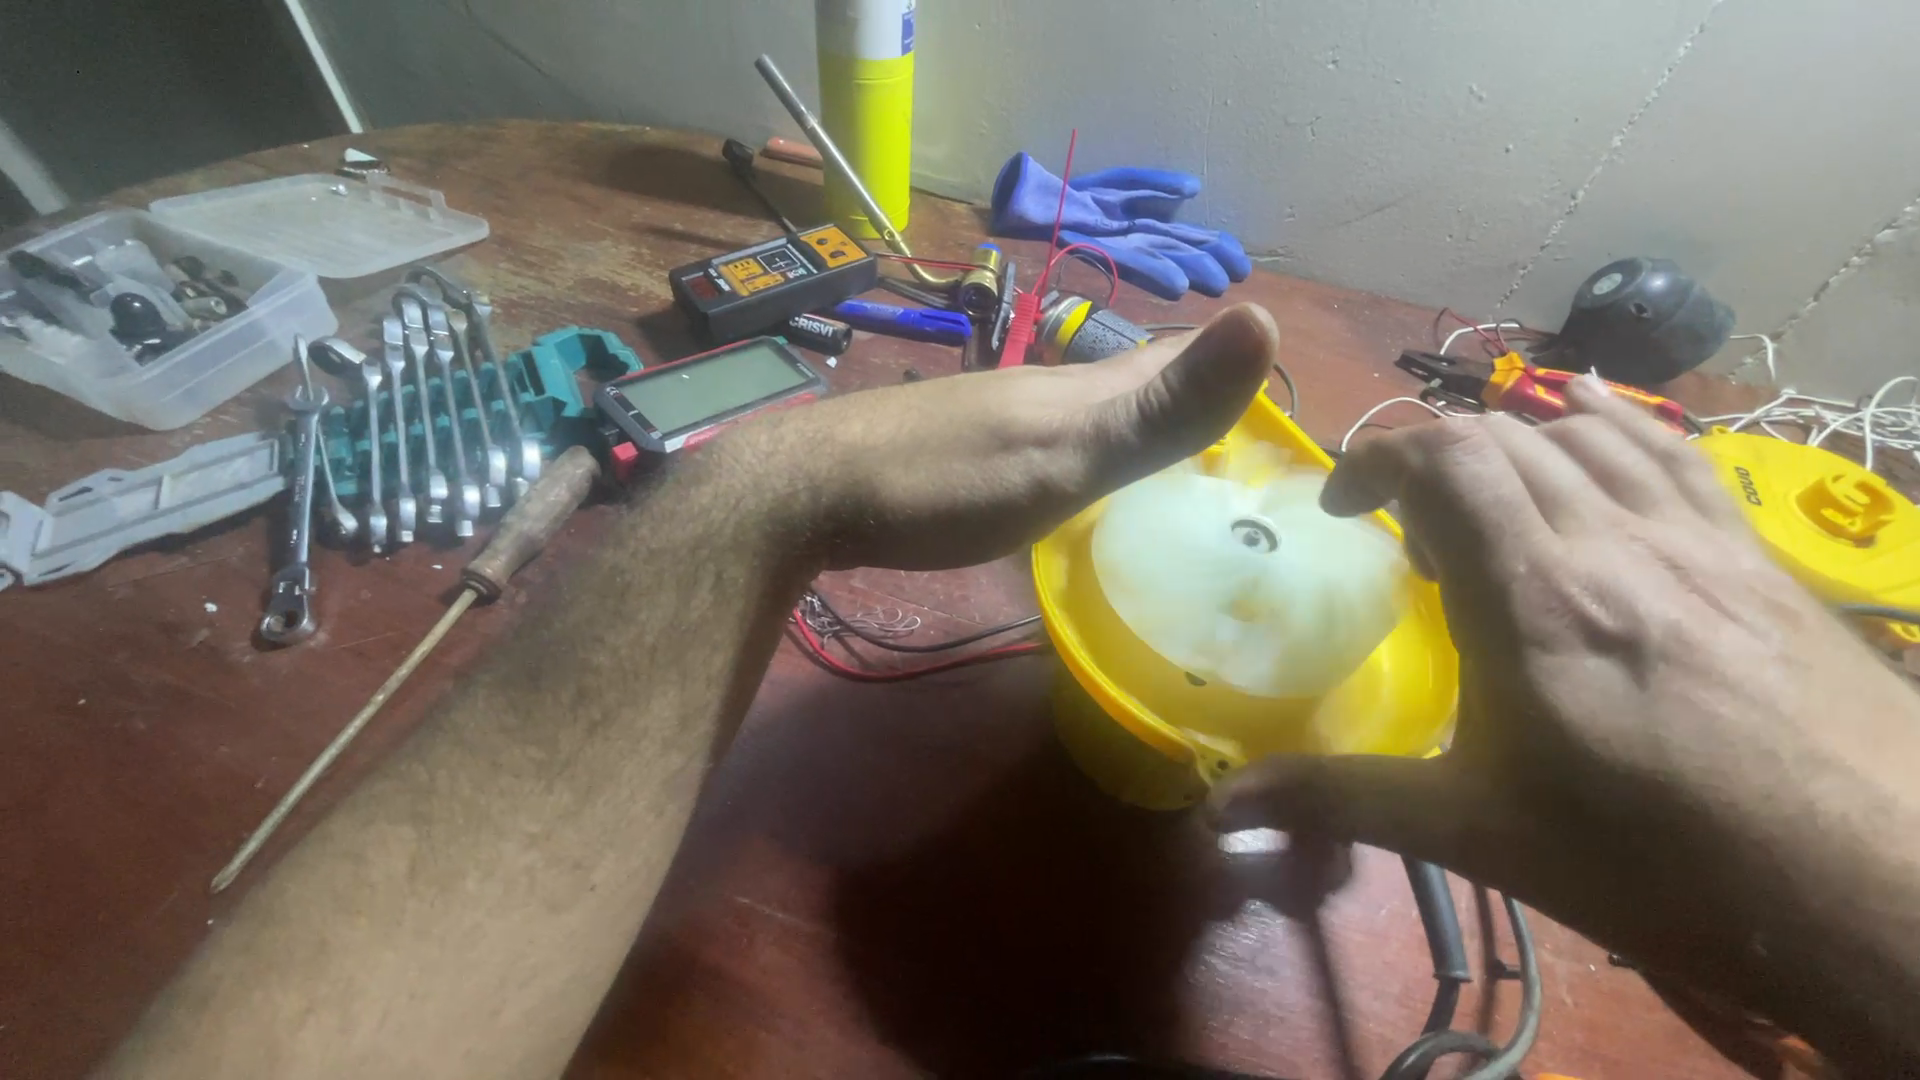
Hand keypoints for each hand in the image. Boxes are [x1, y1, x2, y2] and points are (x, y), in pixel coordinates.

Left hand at [730, 303, 1278, 570]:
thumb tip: (1265, 316)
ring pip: (1087, 417)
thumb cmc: (946, 483)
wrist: (818, 491)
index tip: (1273, 420)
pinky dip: (1084, 464)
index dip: (1225, 375)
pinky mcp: (968, 453)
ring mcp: (1001, 420)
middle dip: (1185, 407)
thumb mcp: (1065, 454)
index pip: (1172, 361)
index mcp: (1082, 390)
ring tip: (1170, 480)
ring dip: (1133, 435)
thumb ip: (1158, 408)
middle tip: (1232, 458)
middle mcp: (1046, 393)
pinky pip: (1047, 449)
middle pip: (1132, 386)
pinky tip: (1080, 493)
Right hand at [1211, 376, 1919, 1059]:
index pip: (1446, 460)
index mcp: (1532, 600)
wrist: (1895, 908)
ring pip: (1584, 432)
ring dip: (1506, 439)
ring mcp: (1695, 543)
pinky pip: (1671, 452)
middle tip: (1399, 524)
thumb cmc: (1659, 865)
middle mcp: (1610, 546)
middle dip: (1426, 454)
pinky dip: (1609, 423)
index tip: (1343, 508)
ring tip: (1472, 495)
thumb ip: (1338, 800)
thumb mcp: (1476, 833)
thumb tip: (1219, 806)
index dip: (1376, 456)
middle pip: (1503, 435)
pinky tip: (1584, 422)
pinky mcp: (1757, 559)